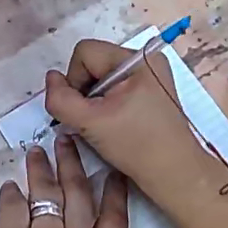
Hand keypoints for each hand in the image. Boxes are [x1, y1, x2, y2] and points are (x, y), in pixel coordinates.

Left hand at [0, 136, 176, 227]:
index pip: (114, 222)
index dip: (116, 195)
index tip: (114, 172)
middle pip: (78, 195)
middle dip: (74, 164)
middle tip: (68, 138)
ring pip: (45, 194)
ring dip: (41, 170)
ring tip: (36, 149)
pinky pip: (12, 210)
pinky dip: (10, 196)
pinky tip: (9, 186)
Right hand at [43, 40, 223, 206]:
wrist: (177, 174)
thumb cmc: (136, 146)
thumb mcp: (89, 123)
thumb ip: (61, 99)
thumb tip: (51, 79)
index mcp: (137, 59)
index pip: (85, 53)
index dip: (74, 81)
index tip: (84, 111)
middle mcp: (148, 59)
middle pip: (95, 62)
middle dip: (86, 90)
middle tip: (93, 120)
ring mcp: (154, 73)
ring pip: (105, 76)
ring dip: (97, 98)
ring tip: (106, 124)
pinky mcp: (155, 89)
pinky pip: (120, 85)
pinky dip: (111, 102)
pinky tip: (117, 124)